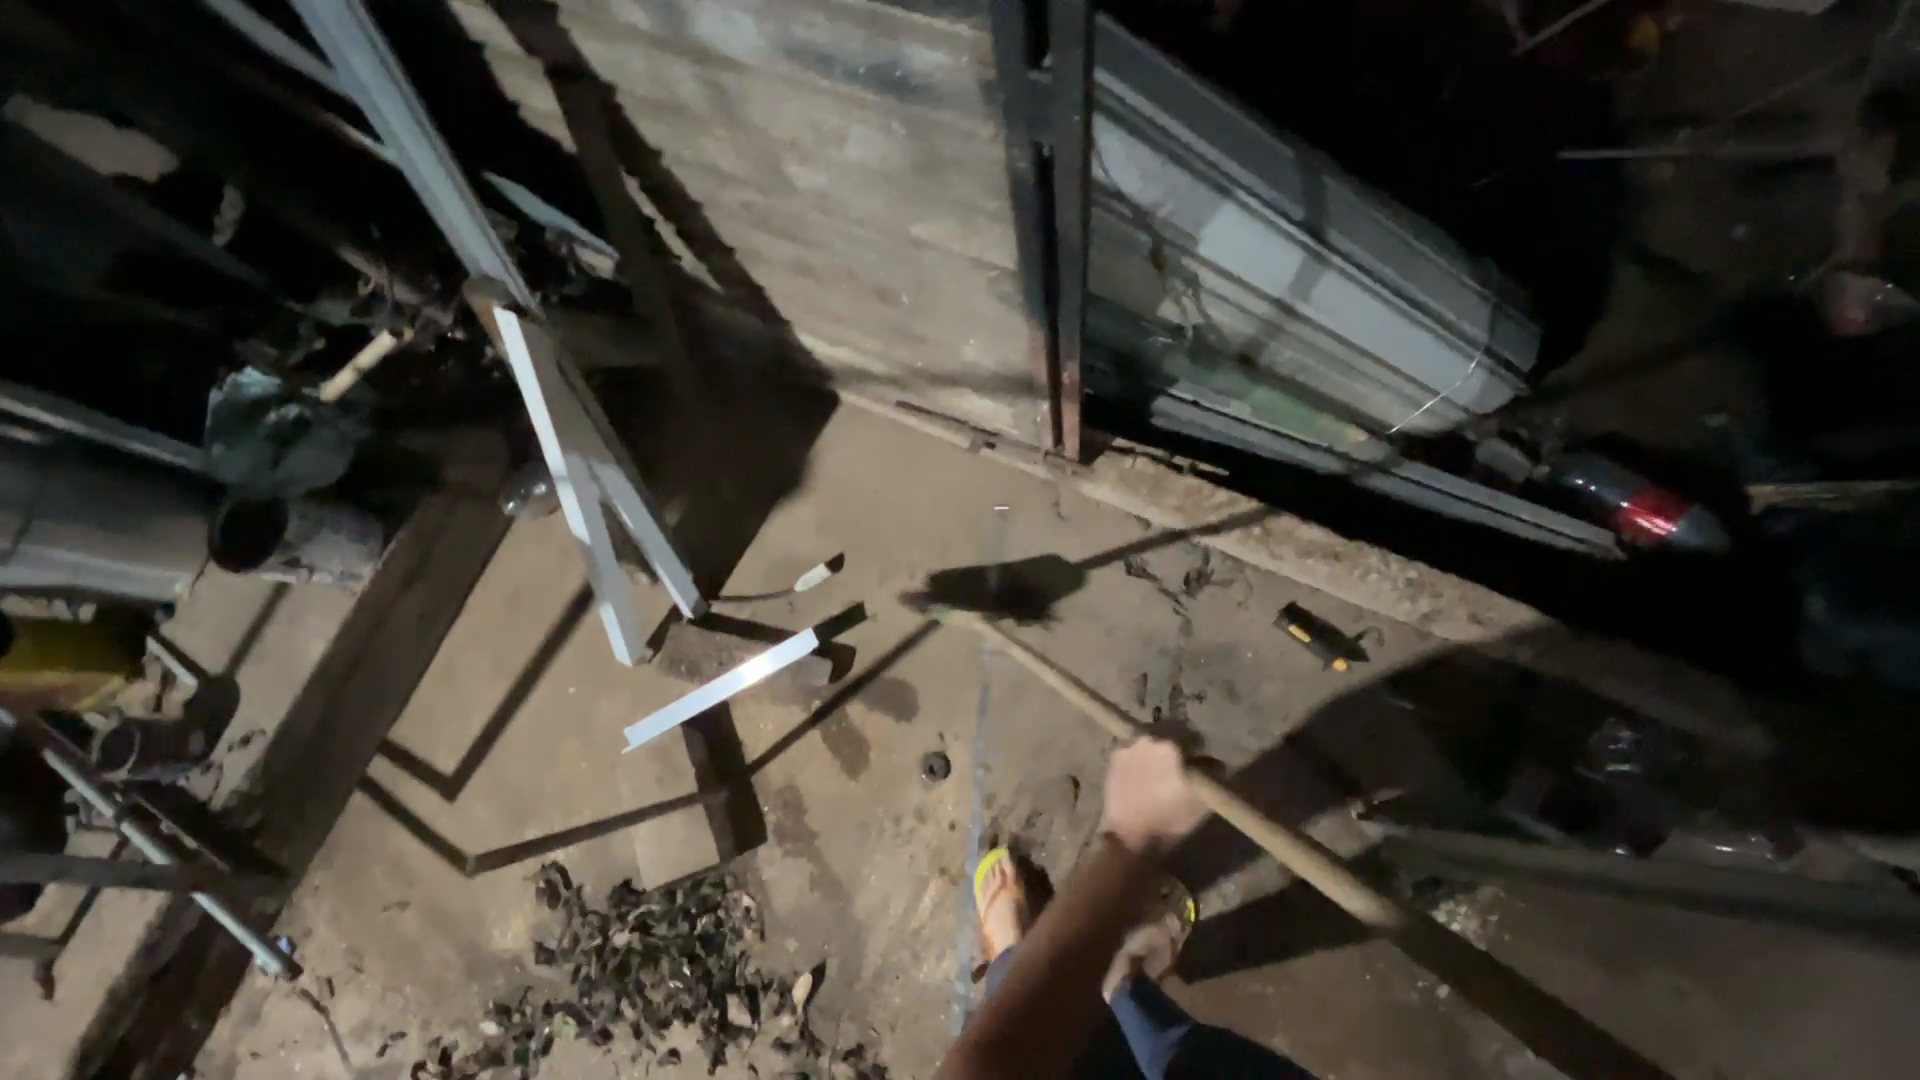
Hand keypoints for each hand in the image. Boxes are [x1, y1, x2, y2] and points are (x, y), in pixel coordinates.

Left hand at [1099, 737, 1208, 856]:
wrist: (1130, 833)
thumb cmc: (1171, 818)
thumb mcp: (1202, 799)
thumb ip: (1214, 773)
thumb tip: (1216, 762)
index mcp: (1172, 744)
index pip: (1193, 736)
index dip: (1199, 750)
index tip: (1198, 763)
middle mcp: (1148, 737)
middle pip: (1169, 732)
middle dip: (1177, 744)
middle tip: (1179, 764)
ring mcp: (1128, 745)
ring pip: (1149, 739)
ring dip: (1157, 749)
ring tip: (1159, 770)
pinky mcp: (1114, 756)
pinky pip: (1133, 749)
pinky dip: (1140, 757)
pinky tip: (1142, 774)